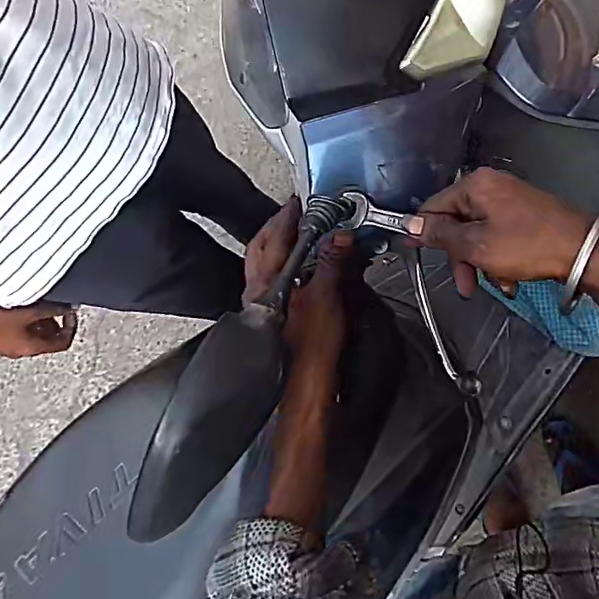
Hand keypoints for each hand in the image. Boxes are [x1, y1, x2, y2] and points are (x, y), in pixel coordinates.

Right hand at [0, 302, 74, 357]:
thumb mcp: (27, 313)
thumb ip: (52, 310)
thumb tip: (69, 307)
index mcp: (32, 348)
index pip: (63, 343)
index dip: (71, 326)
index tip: (72, 310)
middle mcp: (22, 350)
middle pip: (50, 338)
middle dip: (57, 320)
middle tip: (56, 304)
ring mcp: (10, 345)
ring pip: (36, 333)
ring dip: (42, 319)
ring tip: (39, 302)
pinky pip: (21, 330)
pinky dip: (28, 319)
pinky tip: (23, 304)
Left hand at [244, 200, 351, 371]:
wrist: (303, 395)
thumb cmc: (308, 356)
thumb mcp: (326, 301)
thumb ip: (332, 265)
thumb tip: (339, 237)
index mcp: (267, 285)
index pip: (274, 240)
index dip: (288, 217)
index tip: (299, 202)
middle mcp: (258, 295)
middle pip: (260, 250)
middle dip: (275, 228)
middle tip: (292, 213)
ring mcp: (263, 309)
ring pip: (264, 267)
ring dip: (278, 247)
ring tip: (297, 237)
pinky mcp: (275, 322)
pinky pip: (276, 284)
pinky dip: (288, 269)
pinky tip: (304, 273)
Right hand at [415, 168, 592, 297]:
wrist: (582, 251)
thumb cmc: (529, 245)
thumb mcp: (476, 245)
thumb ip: (441, 235)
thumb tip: (411, 224)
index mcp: (476, 185)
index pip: (435, 206)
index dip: (424, 232)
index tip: (417, 253)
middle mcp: (491, 186)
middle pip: (458, 223)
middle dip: (461, 257)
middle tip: (466, 284)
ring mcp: (510, 200)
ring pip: (479, 234)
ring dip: (482, 262)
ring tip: (498, 282)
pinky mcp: (525, 215)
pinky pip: (499, 236)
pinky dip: (501, 258)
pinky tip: (512, 278)